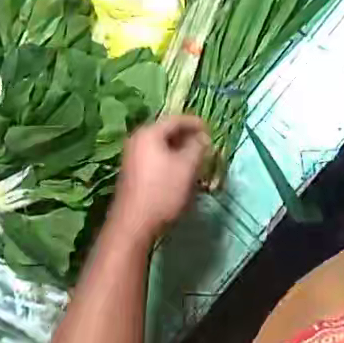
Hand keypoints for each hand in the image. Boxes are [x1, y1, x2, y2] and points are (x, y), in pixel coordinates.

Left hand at [108, 116, 208, 239]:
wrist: (134, 223)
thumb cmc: (162, 191)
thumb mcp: (187, 166)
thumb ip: (198, 147)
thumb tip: (202, 137)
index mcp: (149, 133)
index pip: (176, 120)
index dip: (195, 123)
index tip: (211, 130)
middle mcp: (137, 140)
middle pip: (167, 132)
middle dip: (188, 137)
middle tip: (205, 145)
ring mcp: (132, 156)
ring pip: (161, 146)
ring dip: (180, 150)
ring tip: (196, 159)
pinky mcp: (133, 171)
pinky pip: (155, 157)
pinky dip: (170, 159)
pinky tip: (180, 171)